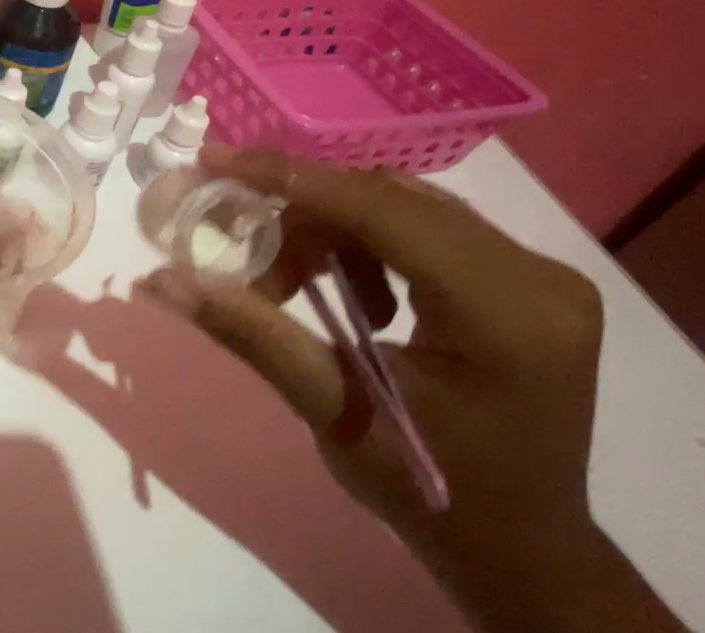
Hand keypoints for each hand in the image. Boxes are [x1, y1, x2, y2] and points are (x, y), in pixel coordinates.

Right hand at [141, 145, 604, 550]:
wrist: (517, 544)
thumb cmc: (426, 486)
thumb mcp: (331, 408)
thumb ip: (250, 333)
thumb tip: (161, 279)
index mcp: (505, 312)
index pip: (384, 211)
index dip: (291, 179)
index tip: (215, 161)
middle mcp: (540, 276)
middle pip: (392, 200)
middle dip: (304, 217)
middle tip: (251, 264)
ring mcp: (543, 275)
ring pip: (405, 206)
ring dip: (332, 232)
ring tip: (296, 288)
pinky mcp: (530, 282)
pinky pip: (426, 228)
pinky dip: (365, 244)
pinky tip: (350, 295)